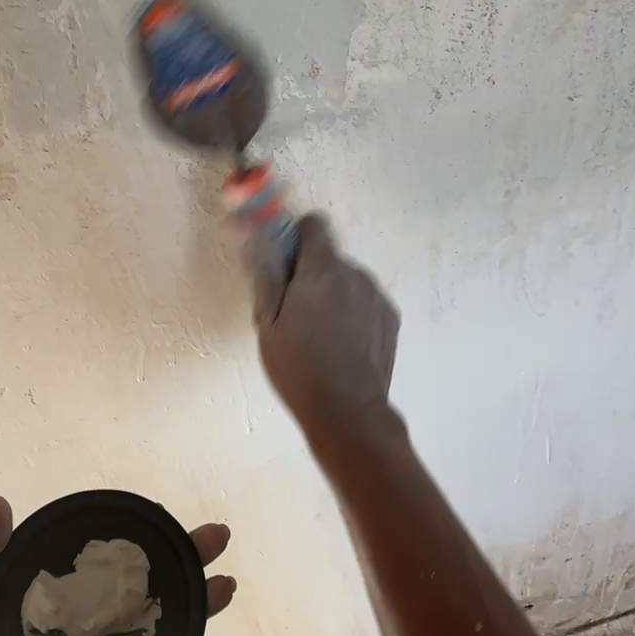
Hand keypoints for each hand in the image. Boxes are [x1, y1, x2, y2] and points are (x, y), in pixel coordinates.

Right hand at [251, 213, 400, 431]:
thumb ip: (262, 266)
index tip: (283, 264)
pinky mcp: (391, 319)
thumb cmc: (298, 366)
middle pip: (329, 257)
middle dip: (310, 273)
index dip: (295, 238)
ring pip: (348, 280)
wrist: (347, 411)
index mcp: (324, 269)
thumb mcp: (268, 318)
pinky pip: (365, 301)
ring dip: (333, 294)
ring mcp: (378, 297)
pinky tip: (341, 345)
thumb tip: (243, 225)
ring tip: (317, 334)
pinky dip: (352, 312)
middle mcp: (356, 274)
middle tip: (292, 312)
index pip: (314, 224)